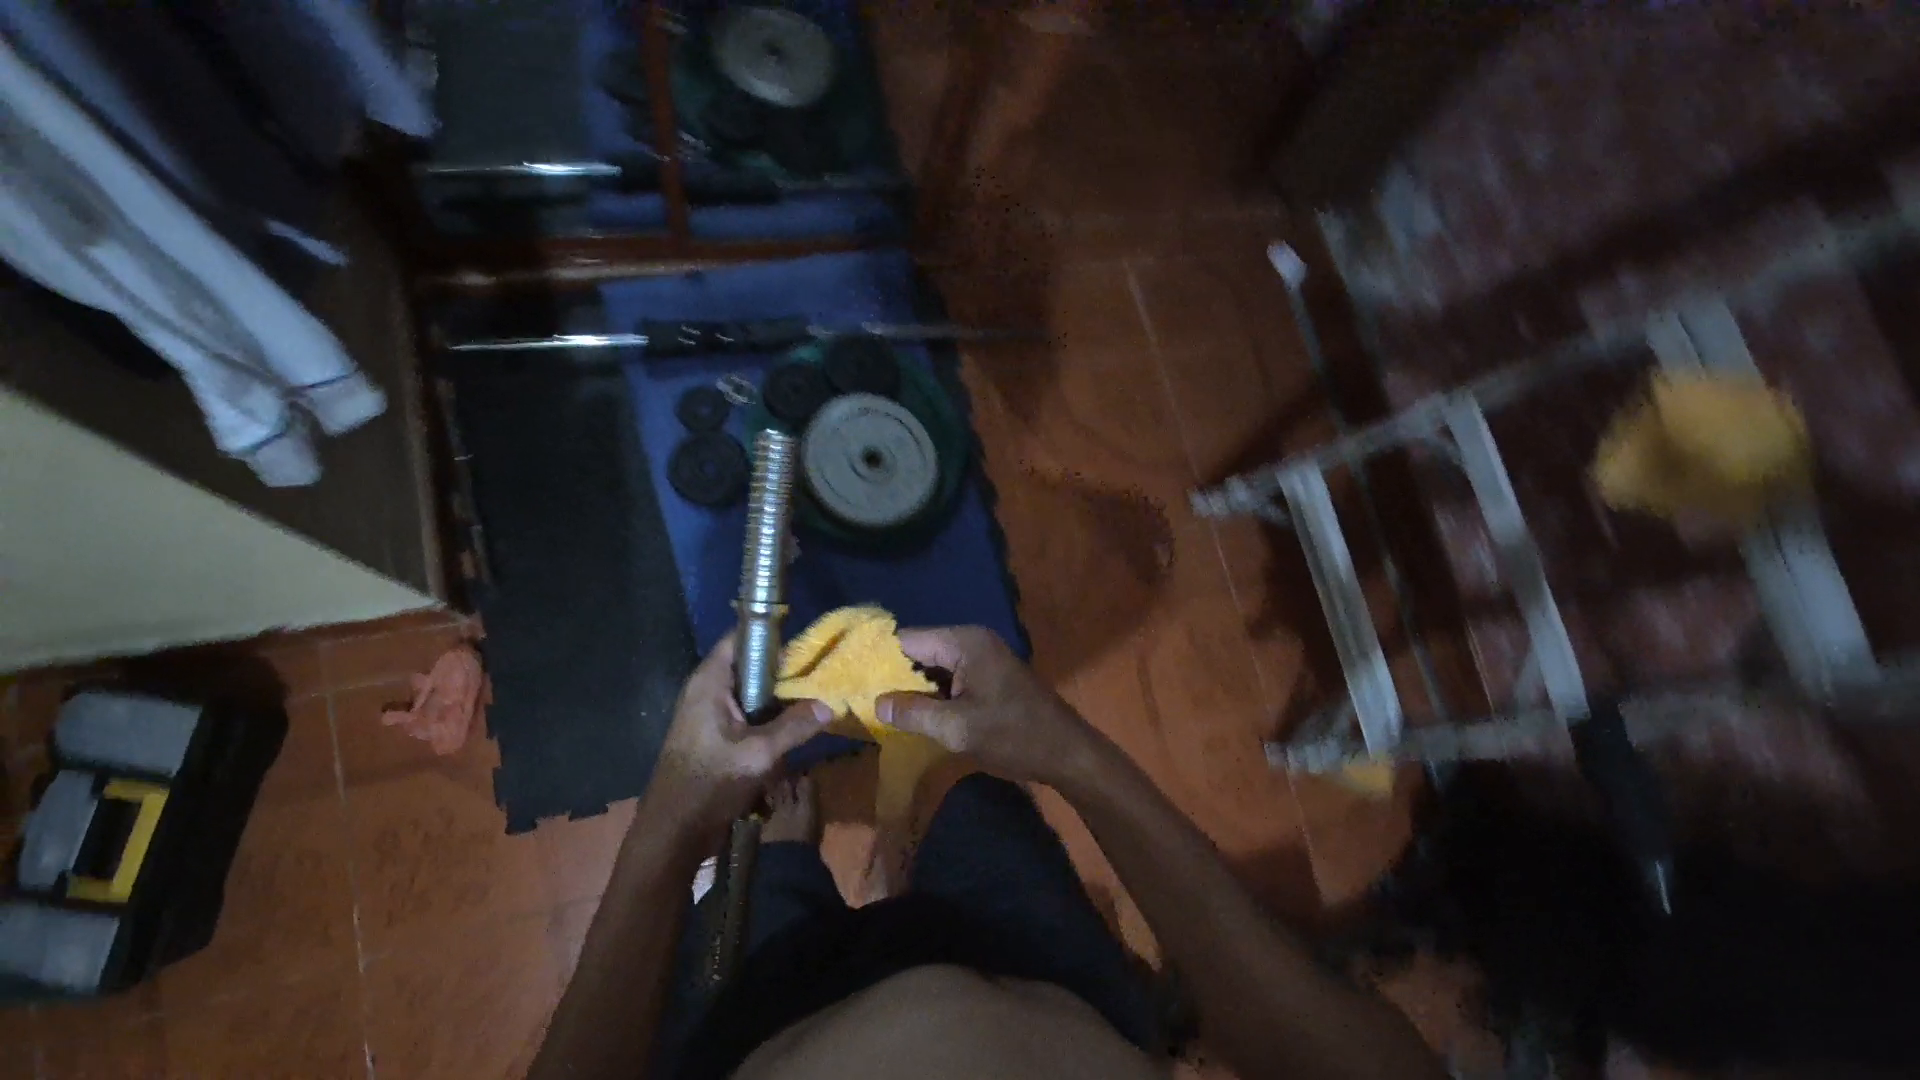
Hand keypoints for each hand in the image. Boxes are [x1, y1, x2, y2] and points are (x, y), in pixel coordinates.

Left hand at [643, 634, 831, 848]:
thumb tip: (830, 705)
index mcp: (710, 681)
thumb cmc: (709, 783)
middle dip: (786, 670)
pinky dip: (771, 719)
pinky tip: (797, 727)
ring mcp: (711, 713)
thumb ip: (795, 726)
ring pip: (754, 692)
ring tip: (816, 699)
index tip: (809, 642)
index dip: (774, 634)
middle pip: (753, 665)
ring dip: (781, 699)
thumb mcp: (759, 754)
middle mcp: (709, 689)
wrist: (672, 832)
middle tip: (822, 674)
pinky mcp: (716, 735)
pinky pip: (749, 715)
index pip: (742, 636)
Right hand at [876, 626, 1098, 787]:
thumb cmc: (1014, 735)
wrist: (1066, 752)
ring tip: (878, 710)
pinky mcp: (986, 677)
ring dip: (911, 689)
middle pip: (918, 652)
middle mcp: (971, 641)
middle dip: (892, 676)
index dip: (878, 660)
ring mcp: (981, 659)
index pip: (906, 640)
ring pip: (932, 668)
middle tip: (859, 700)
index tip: (851, 681)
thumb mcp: (958, 728)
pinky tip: (911, 717)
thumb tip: (875, 703)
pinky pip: (948, 679)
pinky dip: (931, 696)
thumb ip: (914, 713)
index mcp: (963, 642)